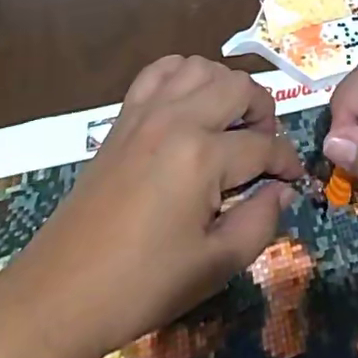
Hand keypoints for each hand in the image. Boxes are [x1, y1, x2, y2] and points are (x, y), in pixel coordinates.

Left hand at [2, 56, 301, 356]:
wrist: (63, 290)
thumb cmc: (143, 283)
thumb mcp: (215, 265)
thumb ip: (260, 221)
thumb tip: (283, 190)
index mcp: (202, 156)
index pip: (263, 146)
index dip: (286, 162)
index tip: (294, 178)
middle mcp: (177, 119)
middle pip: (238, 87)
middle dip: (263, 111)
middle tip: (265, 146)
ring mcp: (146, 111)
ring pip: (200, 67)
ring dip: (225, 86)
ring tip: (230, 120)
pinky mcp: (123, 116)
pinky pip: (159, 70)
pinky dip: (183, 74)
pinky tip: (190, 101)